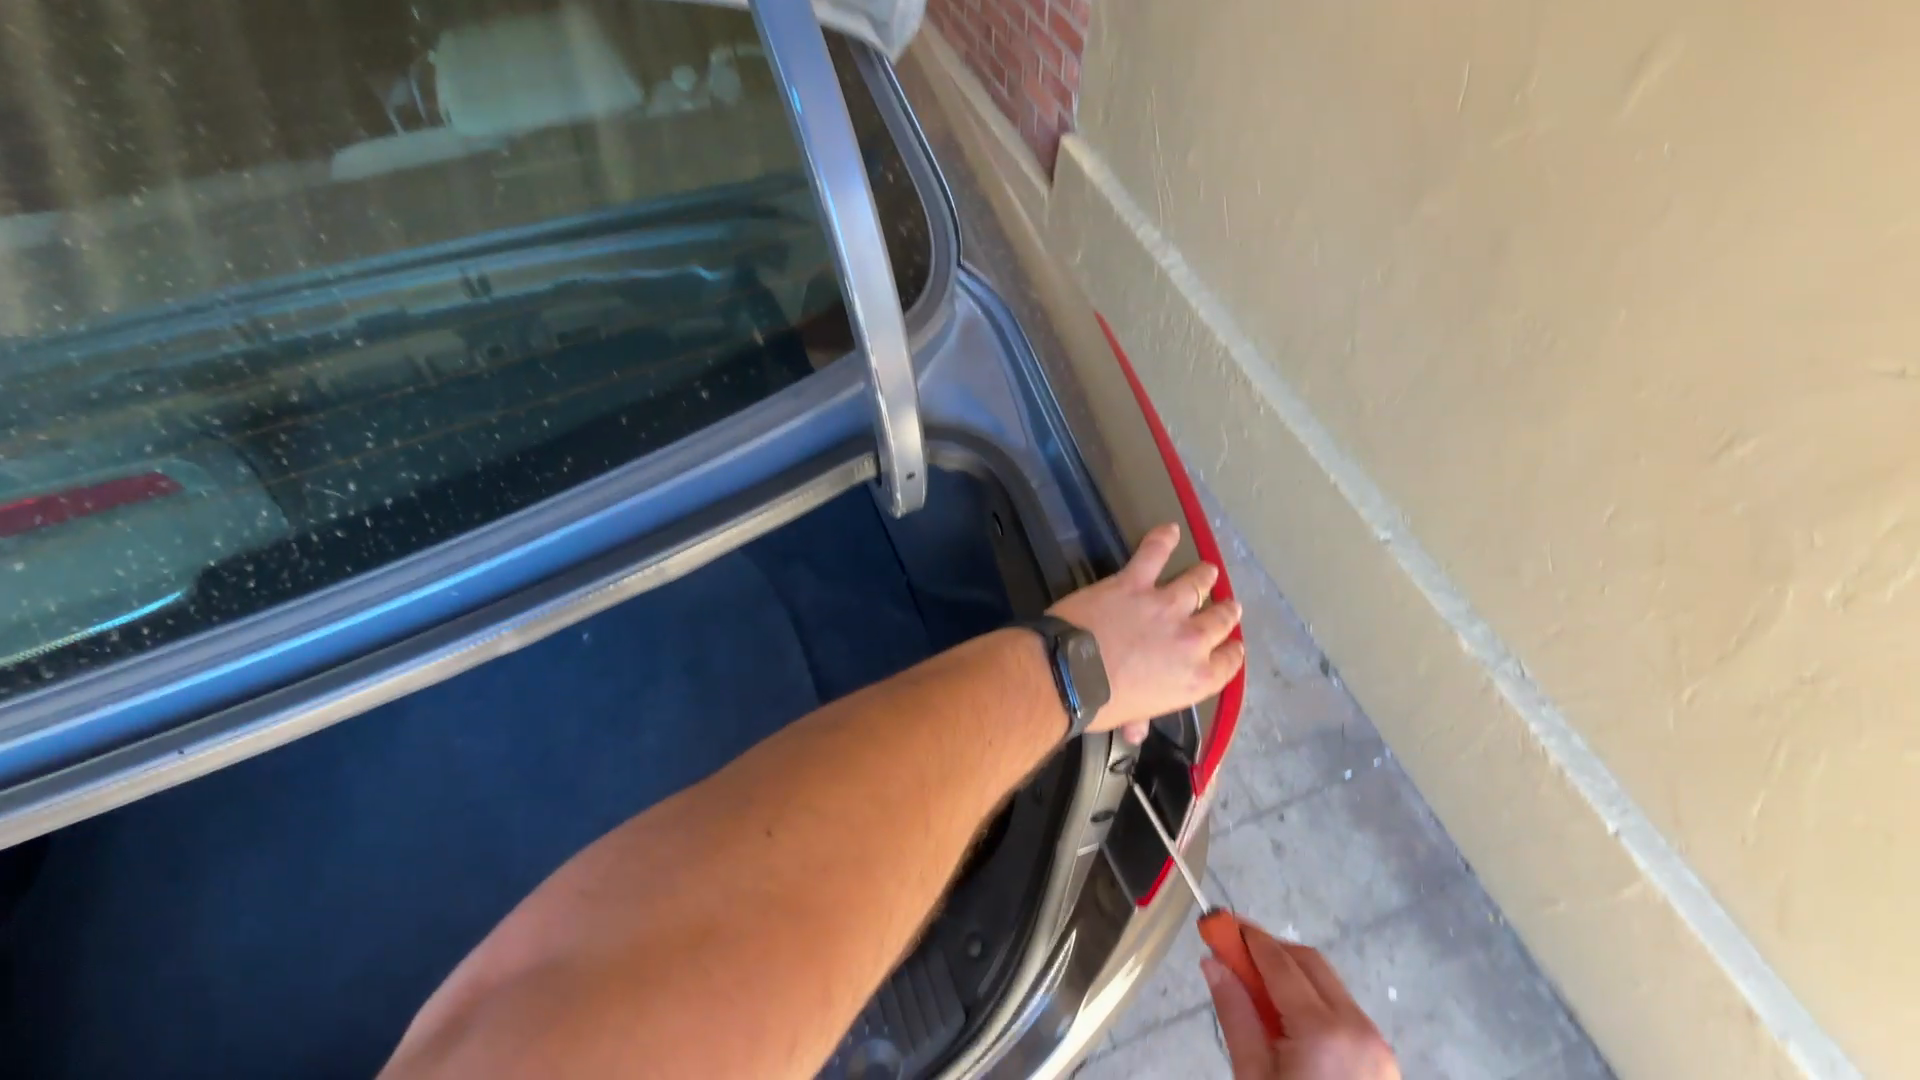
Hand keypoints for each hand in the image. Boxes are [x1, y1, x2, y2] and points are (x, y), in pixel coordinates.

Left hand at [1047, 523, 1244, 741]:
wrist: (1070, 673)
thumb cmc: (1101, 704)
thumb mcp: (1130, 716)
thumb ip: (1141, 718)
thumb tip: (1137, 731)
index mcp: (1195, 679)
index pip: (1228, 663)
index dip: (1231, 652)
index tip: (1231, 645)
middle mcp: (1191, 639)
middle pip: (1220, 620)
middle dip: (1225, 612)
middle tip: (1227, 606)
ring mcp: (1165, 606)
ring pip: (1195, 583)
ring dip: (1203, 577)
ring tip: (1208, 571)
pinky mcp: (1135, 582)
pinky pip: (1153, 554)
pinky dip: (1162, 539)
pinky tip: (1170, 529)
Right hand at [1203, 923, 1399, 1079]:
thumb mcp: (1253, 1079)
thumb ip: (1235, 1014)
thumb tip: (1213, 964)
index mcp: (1324, 1030)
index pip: (1279, 962)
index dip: (1246, 937)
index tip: (1217, 923)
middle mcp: (1359, 1027)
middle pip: (1309, 963)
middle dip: (1270, 950)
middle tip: (1232, 951)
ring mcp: (1378, 1046)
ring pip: (1329, 986)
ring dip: (1291, 976)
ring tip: (1254, 991)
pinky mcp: (1385, 1064)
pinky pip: (1344, 1014)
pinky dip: (1313, 1003)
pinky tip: (1286, 1022)